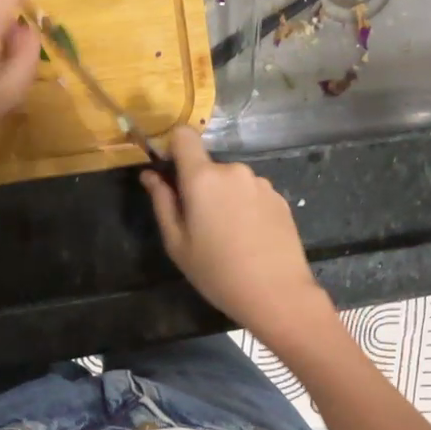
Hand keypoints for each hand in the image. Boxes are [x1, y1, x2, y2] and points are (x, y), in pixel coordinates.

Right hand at [141, 127, 334, 343]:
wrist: (277, 293)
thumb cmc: (217, 273)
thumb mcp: (178, 244)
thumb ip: (162, 203)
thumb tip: (150, 175)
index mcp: (203, 178)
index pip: (184, 136)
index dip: (173, 148)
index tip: (170, 173)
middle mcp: (234, 171)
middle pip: (208, 167)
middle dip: (201, 187)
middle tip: (201, 227)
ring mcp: (261, 183)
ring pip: (232, 182)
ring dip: (226, 199)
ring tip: (229, 238)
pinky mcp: (280, 198)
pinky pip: (253, 195)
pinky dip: (246, 209)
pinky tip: (250, 240)